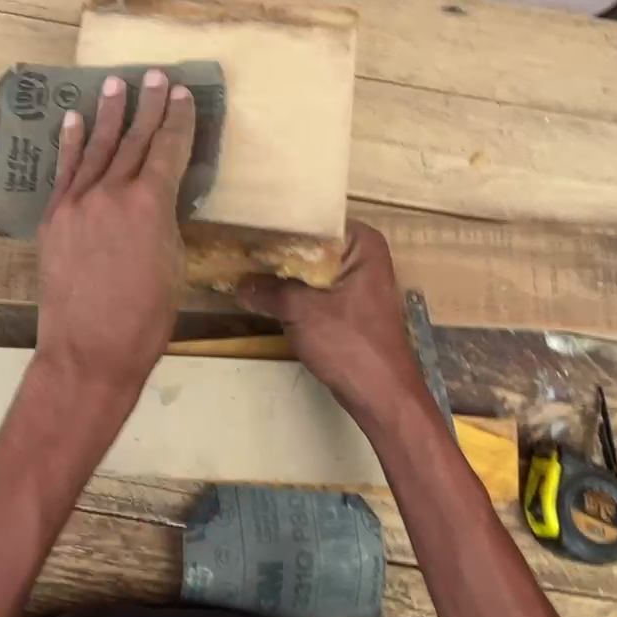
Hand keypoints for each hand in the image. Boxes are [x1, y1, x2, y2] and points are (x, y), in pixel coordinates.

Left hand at [34, 70, 196, 409]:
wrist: (88, 349)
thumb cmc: (145, 319)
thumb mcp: (174, 265)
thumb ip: (166, 221)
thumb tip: (161, 197)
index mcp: (150, 205)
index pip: (168, 149)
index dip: (178, 120)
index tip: (182, 94)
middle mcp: (111, 194)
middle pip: (133, 140)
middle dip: (148, 107)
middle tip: (156, 76)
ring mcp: (77, 203)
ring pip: (97, 148)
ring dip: (109, 114)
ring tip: (117, 83)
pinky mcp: (54, 218)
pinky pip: (65, 172)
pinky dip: (72, 144)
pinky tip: (76, 119)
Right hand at [236, 221, 428, 422]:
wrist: (381, 396)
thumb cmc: (350, 345)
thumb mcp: (300, 311)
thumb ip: (267, 290)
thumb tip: (237, 283)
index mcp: (363, 244)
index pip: (314, 219)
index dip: (280, 222)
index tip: (246, 222)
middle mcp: (362, 256)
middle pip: (310, 243)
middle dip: (276, 248)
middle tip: (236, 242)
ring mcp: (355, 282)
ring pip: (309, 267)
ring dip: (281, 272)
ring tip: (242, 262)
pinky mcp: (346, 306)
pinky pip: (312, 288)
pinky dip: (290, 290)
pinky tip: (260, 289)